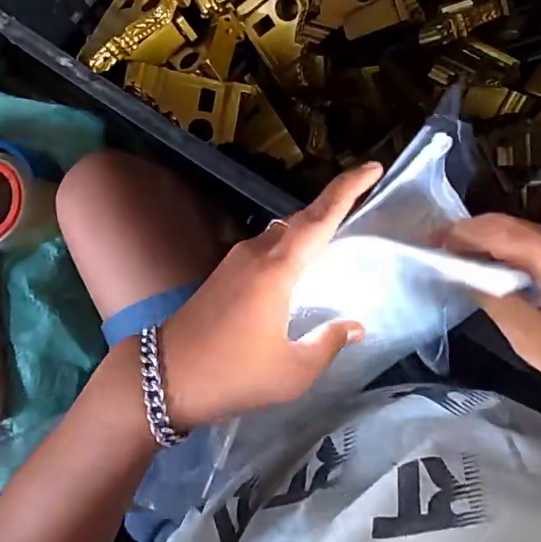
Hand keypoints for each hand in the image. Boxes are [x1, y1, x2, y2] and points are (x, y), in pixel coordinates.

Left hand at [156, 162, 382, 429]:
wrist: (167, 375)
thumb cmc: (233, 373)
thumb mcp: (292, 371)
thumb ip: (327, 343)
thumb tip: (354, 326)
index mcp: (276, 269)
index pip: (319, 218)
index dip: (347, 188)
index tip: (373, 167)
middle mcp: (256, 253)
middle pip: (301, 219)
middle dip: (334, 206)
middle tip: (365, 203)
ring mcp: (235, 259)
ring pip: (282, 233)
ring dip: (310, 230)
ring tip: (339, 241)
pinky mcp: (224, 272)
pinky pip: (267, 248)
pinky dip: (290, 249)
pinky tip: (301, 271)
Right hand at [446, 213, 540, 431]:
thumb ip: (497, 304)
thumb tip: (463, 276)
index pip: (498, 231)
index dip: (457, 234)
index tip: (425, 247)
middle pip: (506, 225)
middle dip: (466, 237)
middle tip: (434, 258)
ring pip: (518, 231)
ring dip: (485, 244)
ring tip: (456, 266)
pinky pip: (534, 241)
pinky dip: (506, 251)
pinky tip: (492, 273)